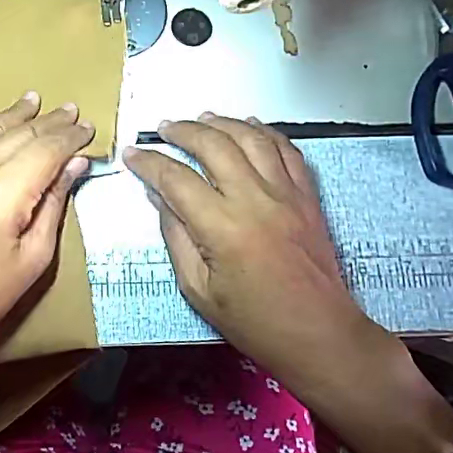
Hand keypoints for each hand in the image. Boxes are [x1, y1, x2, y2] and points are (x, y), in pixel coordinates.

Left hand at [0, 92, 95, 378]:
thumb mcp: (33, 258)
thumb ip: (54, 203)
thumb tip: (75, 163)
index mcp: (0, 195)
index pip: (44, 150)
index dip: (70, 137)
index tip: (88, 127)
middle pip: (17, 134)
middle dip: (48, 122)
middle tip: (71, 110)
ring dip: (12, 114)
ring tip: (35, 101)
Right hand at [123, 115, 452, 452]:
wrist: (320, 335)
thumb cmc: (254, 322)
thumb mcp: (197, 288)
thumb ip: (175, 237)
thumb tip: (158, 198)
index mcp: (222, 228)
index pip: (176, 179)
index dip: (149, 163)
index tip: (133, 155)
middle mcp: (255, 200)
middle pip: (214, 145)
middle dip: (183, 131)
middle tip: (163, 128)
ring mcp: (287, 194)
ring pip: (252, 138)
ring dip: (223, 122)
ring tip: (200, 118)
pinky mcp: (308, 196)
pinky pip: (287, 150)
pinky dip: (265, 131)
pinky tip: (248, 125)